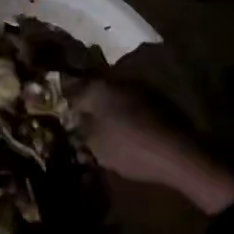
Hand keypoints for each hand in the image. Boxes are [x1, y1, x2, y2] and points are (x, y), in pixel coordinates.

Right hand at [73, 82, 233, 214]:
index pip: (69, 86)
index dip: (60, 98)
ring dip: (104, 110)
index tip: (56, 109)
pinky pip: (128, 105)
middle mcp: (116, 80)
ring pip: (112, 97)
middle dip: (84, 104)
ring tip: (99, 129)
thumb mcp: (94, 144)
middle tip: (76, 122)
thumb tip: (74, 119)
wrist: (178, 152)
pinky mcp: (155, 101)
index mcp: (96, 87)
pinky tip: (121, 131)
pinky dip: (121, 115)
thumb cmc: (128, 147)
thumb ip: (80, 129)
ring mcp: (137, 88)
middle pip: (92, 90)